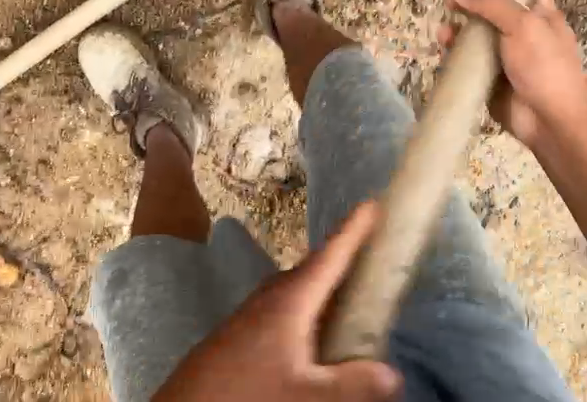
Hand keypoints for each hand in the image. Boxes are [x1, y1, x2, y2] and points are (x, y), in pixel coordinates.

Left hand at [153, 205, 401, 401]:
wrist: (193, 399)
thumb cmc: (251, 389)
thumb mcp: (306, 393)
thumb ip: (350, 383)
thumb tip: (394, 374)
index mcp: (293, 298)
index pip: (330, 256)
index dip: (353, 230)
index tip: (371, 203)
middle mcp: (275, 293)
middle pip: (318, 268)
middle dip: (344, 257)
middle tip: (372, 249)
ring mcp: (259, 307)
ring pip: (303, 287)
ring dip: (327, 284)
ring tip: (354, 287)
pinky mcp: (249, 324)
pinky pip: (291, 303)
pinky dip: (312, 304)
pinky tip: (319, 326)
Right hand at [439, 0, 586, 149]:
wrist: (550, 122)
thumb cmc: (545, 67)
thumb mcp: (523, 25)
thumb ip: (491, 3)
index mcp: (542, 16)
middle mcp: (523, 33)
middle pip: (492, 9)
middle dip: (470, 3)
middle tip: (450, 1)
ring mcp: (505, 56)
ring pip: (476, 34)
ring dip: (458, 28)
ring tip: (445, 29)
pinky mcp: (489, 77)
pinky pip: (468, 59)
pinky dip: (454, 51)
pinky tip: (444, 45)